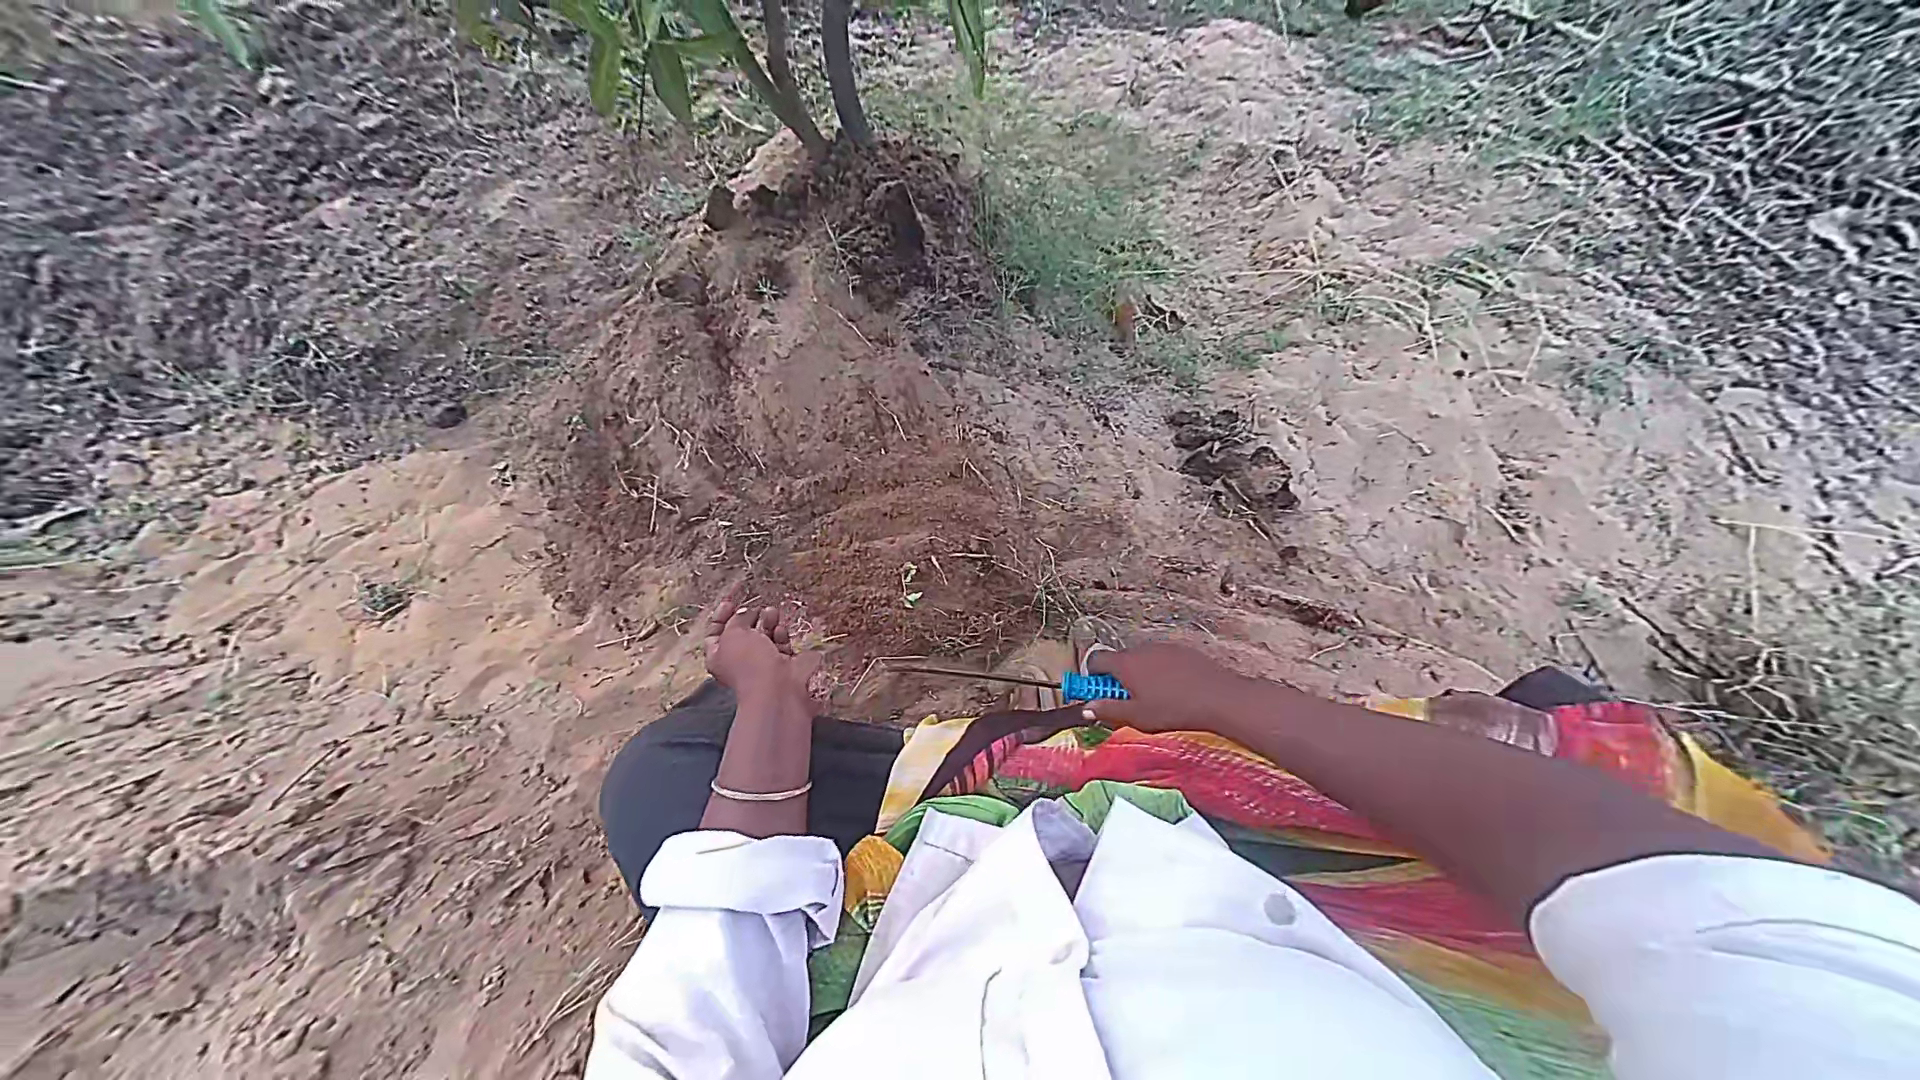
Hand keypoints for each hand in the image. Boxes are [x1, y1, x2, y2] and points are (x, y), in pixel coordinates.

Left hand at [699, 585, 821, 706]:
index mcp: (718, 656)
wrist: (778, 687)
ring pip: (764, 635)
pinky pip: (780, 643)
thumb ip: (737, 618)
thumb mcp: (734, 633)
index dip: (721, 615)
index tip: (731, 601)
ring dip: (768, 622)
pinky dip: (780, 634)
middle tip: (758, 608)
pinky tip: (781, 629)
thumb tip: (746, 613)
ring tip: (772, 613)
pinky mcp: (783, 662)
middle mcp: (739, 660)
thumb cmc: (749, 661)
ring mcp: (762, 662)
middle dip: (749, 617)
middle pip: (743, 632)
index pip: (715, 631)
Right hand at [1082, 642, 1258, 734]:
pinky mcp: (1183, 650)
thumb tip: (1086, 708)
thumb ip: (1107, 710)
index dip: (1092, 677)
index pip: (1095, 660)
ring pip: (1142, 659)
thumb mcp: (1136, 716)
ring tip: (1155, 699)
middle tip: (1127, 702)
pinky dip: (1160, 671)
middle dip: (1118, 679)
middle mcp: (1141, 649)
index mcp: (1125, 663)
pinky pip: (1162, 659)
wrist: (1219, 698)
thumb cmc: (1174, 709)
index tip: (1098, 693)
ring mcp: (1163, 647)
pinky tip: (1175, 691)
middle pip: (1119, 660)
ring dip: (1140, 674)